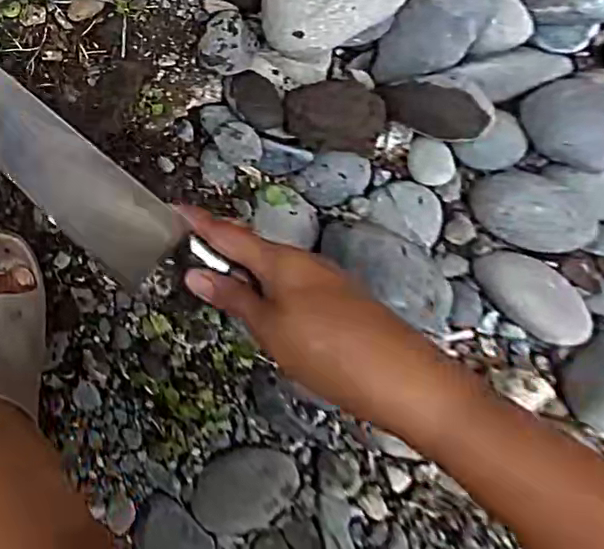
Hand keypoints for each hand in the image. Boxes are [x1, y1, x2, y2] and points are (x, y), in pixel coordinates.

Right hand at [178, 205, 476, 434]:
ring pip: (275, 269)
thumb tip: (197, 275)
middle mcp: (306, 265)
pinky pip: (297, 287)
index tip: (177, 209)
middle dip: (223, 247)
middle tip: (194, 248)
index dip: (199, 222)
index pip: (227, 233)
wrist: (426, 395)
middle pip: (253, 248)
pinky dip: (273, 290)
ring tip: (227, 290)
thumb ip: (232, 298)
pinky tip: (271, 314)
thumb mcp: (269, 329)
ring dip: (248, 274)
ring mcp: (331, 285)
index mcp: (281, 261)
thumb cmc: (339, 356)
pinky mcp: (349, 307)